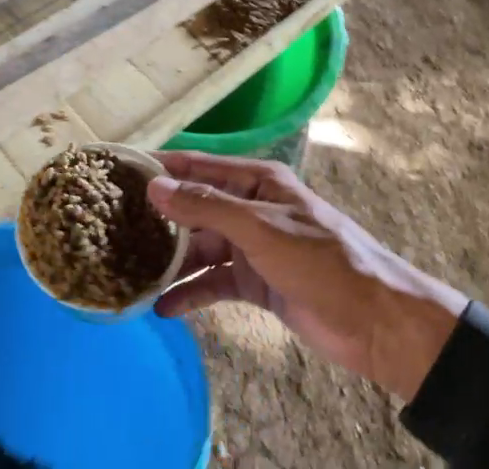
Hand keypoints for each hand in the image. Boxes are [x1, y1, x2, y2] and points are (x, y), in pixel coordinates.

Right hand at [145, 151, 467, 400]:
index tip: (117, 173)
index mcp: (257, 181)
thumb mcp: (262, 229)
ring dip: (169, 261)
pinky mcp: (254, 284)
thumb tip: (154, 186)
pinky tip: (162, 306)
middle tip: (110, 227)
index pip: (197, 166)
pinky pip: (213, 283)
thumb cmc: (323, 261)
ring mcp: (251, 247)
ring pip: (199, 248)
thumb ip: (207, 207)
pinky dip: (190, 293)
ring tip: (128, 270)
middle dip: (157, 219)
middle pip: (193, 209)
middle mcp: (249, 208)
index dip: (159, 168)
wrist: (378, 323)